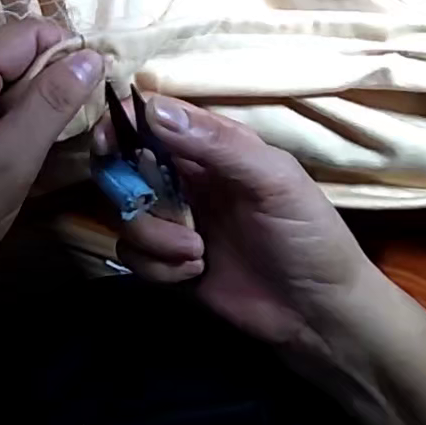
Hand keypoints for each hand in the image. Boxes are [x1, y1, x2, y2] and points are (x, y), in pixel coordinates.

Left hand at [0, 20, 102, 296]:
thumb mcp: (13, 158)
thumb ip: (53, 102)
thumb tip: (93, 56)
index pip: (26, 33)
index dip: (66, 52)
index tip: (94, 89)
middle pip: (15, 52)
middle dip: (49, 80)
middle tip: (65, 127)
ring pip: (6, 77)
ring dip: (34, 102)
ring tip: (41, 143)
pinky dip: (14, 117)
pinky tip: (19, 148)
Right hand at [94, 95, 385, 349]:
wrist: (318, 316)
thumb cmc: (307, 235)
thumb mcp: (274, 180)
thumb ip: (217, 143)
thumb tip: (151, 109)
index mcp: (210, 147)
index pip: (153, 118)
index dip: (122, 122)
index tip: (107, 140)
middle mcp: (183, 178)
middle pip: (123, 165)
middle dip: (125, 186)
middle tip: (141, 202)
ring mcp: (172, 220)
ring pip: (124, 213)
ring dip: (153, 235)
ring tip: (196, 252)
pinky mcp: (165, 261)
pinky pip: (132, 254)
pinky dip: (157, 265)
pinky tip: (193, 274)